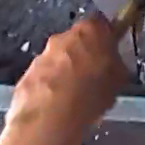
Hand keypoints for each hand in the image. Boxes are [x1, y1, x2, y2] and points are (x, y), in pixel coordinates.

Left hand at [8, 14, 128, 144]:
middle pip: (76, 41)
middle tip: (94, 76)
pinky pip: (42, 80)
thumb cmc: (91, 93)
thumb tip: (113, 66)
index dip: (107, 37)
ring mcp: (40, 58)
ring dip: (65, 74)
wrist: (50, 120)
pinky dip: (49, 90)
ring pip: (57, 61)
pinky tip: (58, 108)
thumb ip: (116, 64)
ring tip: (76, 97)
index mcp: (90, 30)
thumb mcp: (120, 77)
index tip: (111, 49)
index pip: (101, 24)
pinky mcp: (24, 78)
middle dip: (84, 55)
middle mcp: (62, 38)